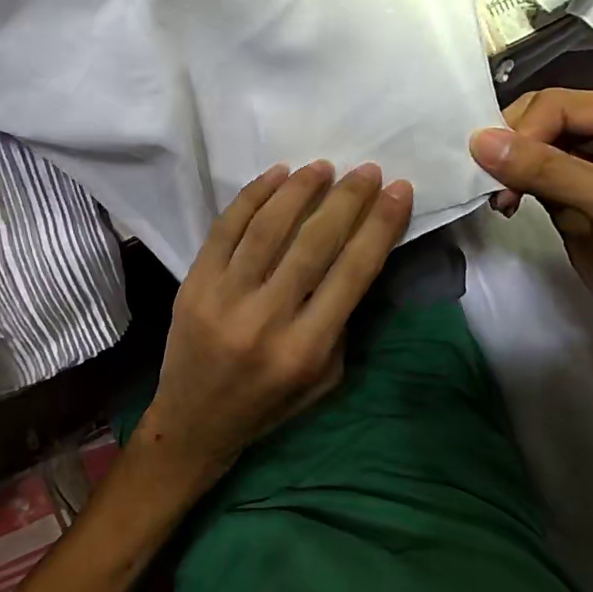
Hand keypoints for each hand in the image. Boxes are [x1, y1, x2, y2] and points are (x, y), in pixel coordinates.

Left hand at [135, 160, 413, 480]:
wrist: (194, 423)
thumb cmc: (269, 405)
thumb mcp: (324, 378)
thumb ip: (342, 320)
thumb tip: (355, 254)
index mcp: (306, 350)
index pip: (354, 272)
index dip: (380, 225)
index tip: (400, 190)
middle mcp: (266, 320)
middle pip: (315, 242)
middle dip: (348, 199)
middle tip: (368, 170)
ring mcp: (223, 298)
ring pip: (268, 227)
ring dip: (300, 189)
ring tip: (323, 168)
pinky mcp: (193, 284)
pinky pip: (225, 228)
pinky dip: (253, 195)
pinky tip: (277, 176)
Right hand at [469, 89, 592, 339]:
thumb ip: (550, 171)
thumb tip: (480, 142)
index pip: (561, 105)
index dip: (524, 133)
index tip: (499, 174)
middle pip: (541, 117)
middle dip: (512, 148)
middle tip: (496, 189)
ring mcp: (589, 156)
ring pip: (529, 143)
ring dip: (507, 167)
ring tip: (502, 200)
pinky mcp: (567, 186)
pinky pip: (527, 170)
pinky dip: (510, 183)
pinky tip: (507, 203)